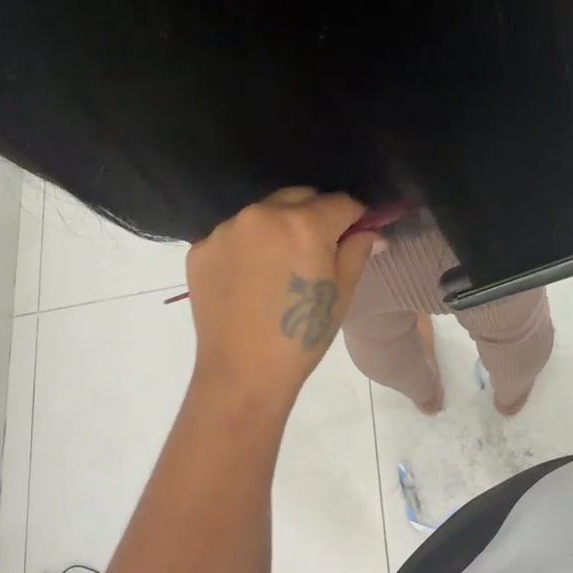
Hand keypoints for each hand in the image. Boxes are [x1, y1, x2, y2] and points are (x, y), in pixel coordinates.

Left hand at [184, 188, 380, 406]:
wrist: (242, 374)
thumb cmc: (301, 337)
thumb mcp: (341, 294)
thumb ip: (356, 251)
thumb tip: (370, 232)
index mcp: (304, 224)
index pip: (341, 202)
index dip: (354, 220)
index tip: (355, 238)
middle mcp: (262, 214)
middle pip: (300, 198)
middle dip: (315, 216)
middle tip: (317, 253)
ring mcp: (226, 229)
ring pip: (264, 214)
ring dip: (278, 229)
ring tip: (279, 269)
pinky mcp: (202, 249)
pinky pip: (235, 235)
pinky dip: (248, 248)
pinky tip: (251, 281)